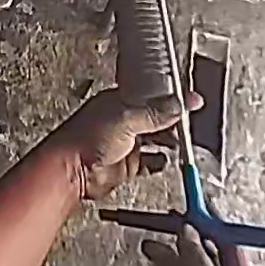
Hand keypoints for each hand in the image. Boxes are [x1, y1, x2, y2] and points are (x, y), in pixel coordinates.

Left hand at [42, 88, 190, 199]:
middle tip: (190, 125)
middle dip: (174, 121)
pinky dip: (159, 161)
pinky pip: (149, 162)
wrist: (72, 169)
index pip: (153, 96)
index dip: (173, 99)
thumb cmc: (86, 137)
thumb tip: (178, 106)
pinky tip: (166, 160)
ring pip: (155, 139)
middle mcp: (124, 120)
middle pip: (157, 118)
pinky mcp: (127, 164)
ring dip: (170, 141)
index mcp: (121, 101)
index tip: (192, 101)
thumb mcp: (126, 118)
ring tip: (183, 143)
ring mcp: (126, 142)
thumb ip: (155, 114)